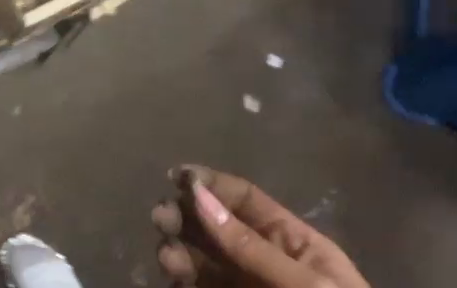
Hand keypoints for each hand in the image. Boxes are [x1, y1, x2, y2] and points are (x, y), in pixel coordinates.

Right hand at [150, 166, 368, 287]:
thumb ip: (251, 246)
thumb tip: (197, 195)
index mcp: (294, 245)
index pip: (245, 199)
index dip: (211, 184)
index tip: (175, 178)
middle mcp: (265, 264)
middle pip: (216, 226)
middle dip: (185, 216)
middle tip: (161, 220)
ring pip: (201, 260)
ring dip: (178, 251)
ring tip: (169, 260)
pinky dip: (178, 282)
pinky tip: (170, 280)